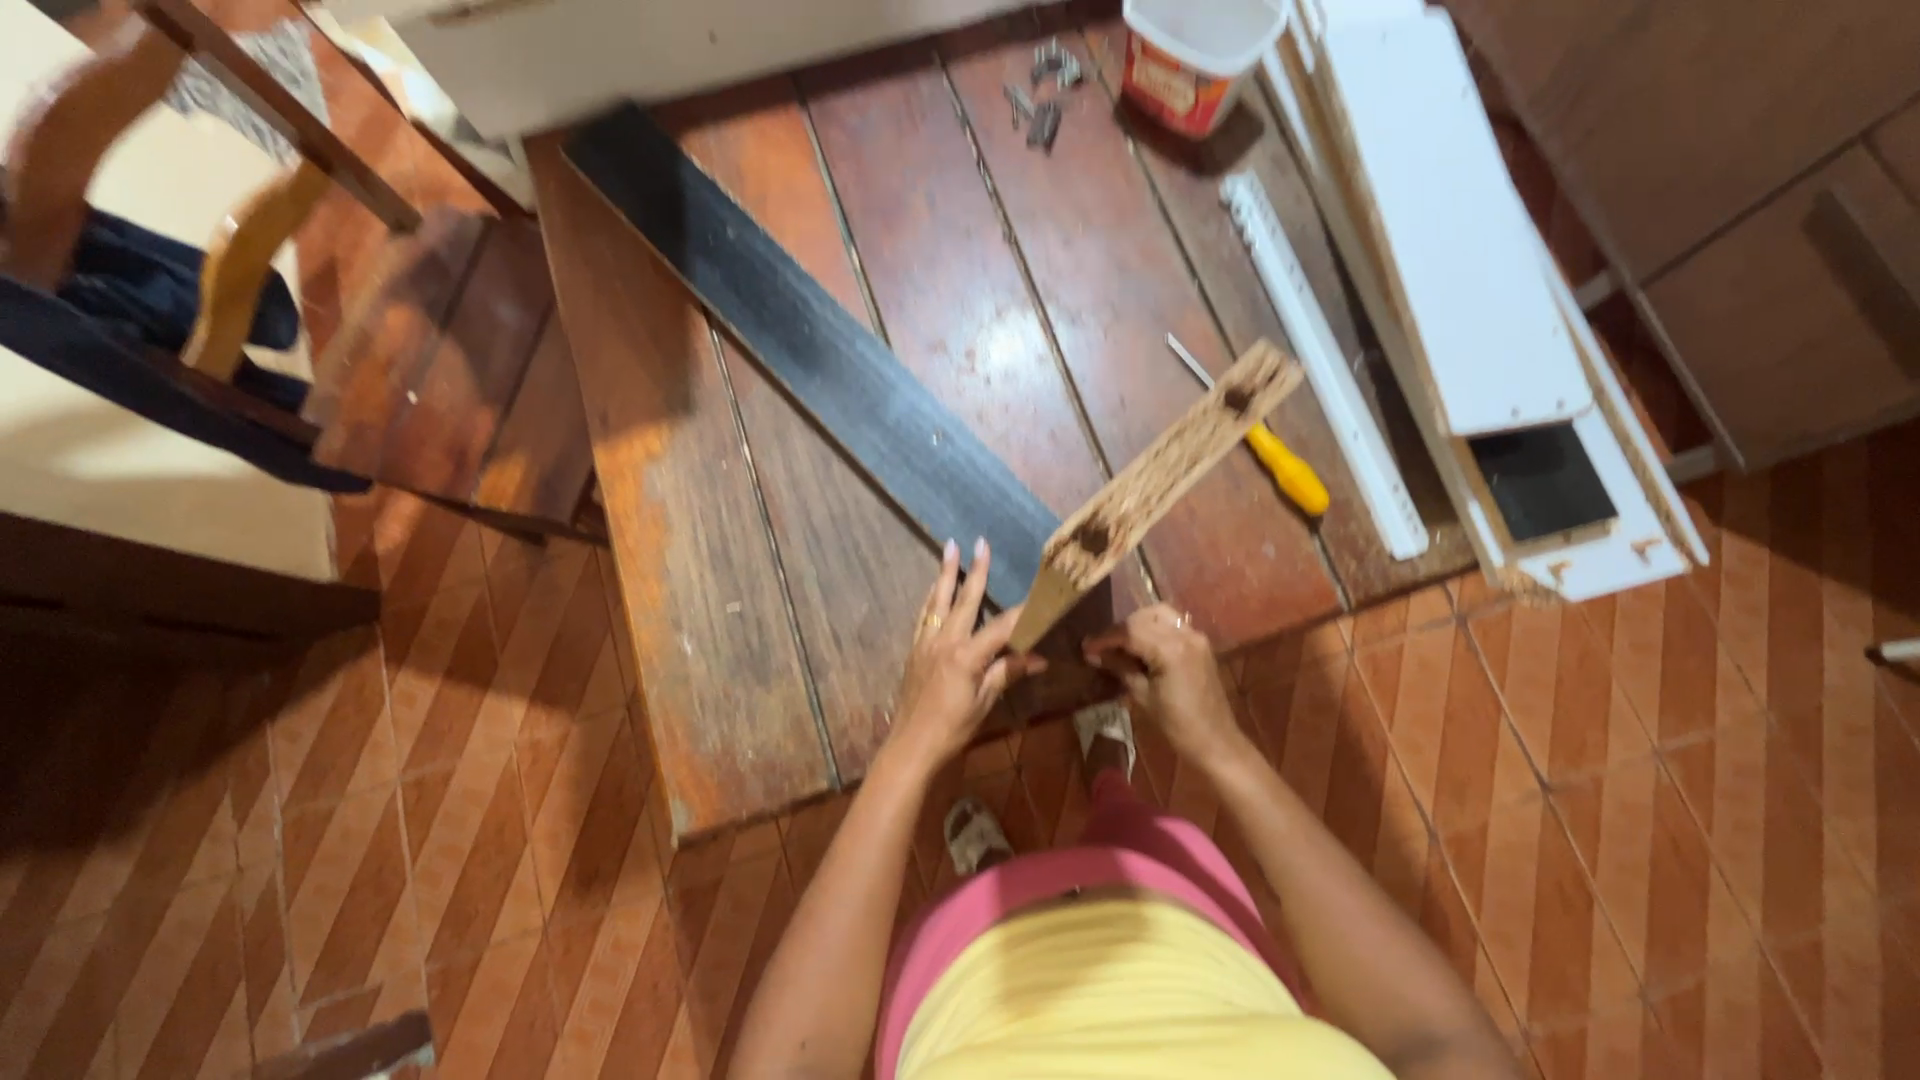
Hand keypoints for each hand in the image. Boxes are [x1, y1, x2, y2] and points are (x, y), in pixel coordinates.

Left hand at [883, 538, 1046, 776]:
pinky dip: (931, 599)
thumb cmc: (953, 728)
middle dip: (975, 570)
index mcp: (966, 655)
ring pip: (938, 601)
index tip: (1039, 594)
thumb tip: (1039, 657)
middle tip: (979, 542)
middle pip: (964, 600)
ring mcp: (926, 643)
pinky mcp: (915, 650)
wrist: (911, 745)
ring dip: (945, 574)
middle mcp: (944, 641)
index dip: (1023, 612)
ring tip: (949, 549)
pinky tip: (933, 589)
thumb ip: (1007, 673)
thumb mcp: (985, 702)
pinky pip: (924, 616)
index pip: (1001, 626)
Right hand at [1083, 605, 1248, 768]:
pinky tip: (1142, 646)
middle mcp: (1185, 635)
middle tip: (1104, 646)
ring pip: (1160, 614)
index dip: (1105, 637)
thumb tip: (1093, 654)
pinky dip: (1154, 628)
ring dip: (1139, 623)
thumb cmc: (1176, 724)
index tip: (1086, 647)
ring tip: (1123, 643)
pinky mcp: (1201, 644)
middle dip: (1122, 628)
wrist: (1215, 740)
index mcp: (1170, 649)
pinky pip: (1173, 625)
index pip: (1130, 631)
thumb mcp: (1142, 695)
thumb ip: (1120, 667)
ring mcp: (1196, 637)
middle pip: (1144, 617)